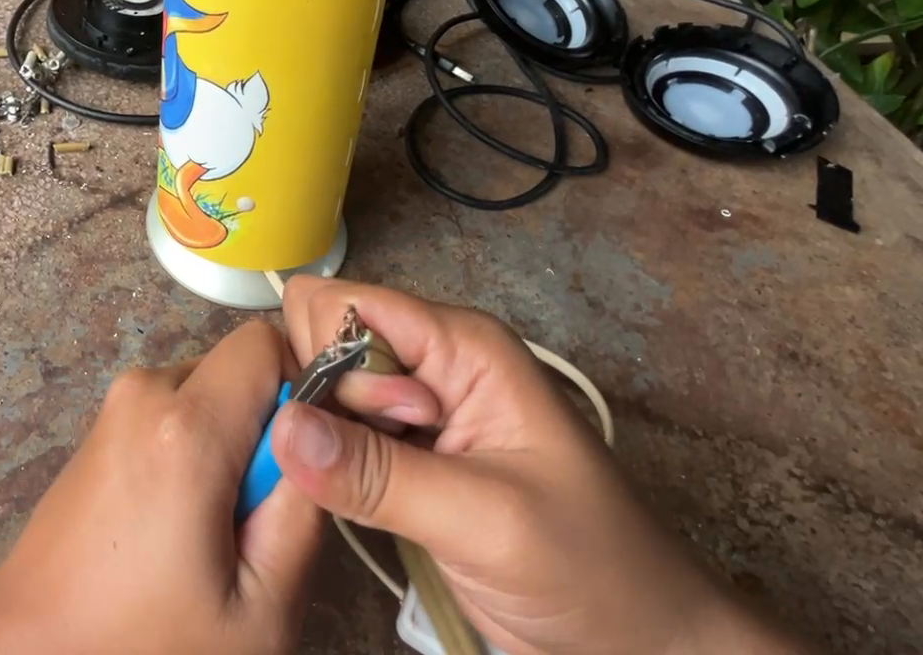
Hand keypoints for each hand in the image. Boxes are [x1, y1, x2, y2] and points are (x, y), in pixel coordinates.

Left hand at [0, 321, 321, 654]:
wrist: (32, 643)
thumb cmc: (148, 640)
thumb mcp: (258, 607)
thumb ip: (303, 510)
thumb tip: (319, 439)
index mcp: (185, 424)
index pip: (266, 343)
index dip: (301, 388)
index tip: (308, 453)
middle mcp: (144, 391)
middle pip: (236, 370)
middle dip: (261, 426)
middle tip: (252, 510)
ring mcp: (114, 405)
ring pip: (205, 391)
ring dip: (224, 441)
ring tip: (209, 523)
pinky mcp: (100, 425)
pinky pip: (171, 410)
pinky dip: (189, 447)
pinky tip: (173, 517)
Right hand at [269, 277, 805, 654]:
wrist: (641, 638)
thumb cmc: (589, 569)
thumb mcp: (486, 520)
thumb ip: (378, 472)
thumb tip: (281, 426)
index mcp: (458, 341)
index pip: (342, 302)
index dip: (334, 356)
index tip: (374, 424)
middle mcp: (427, 357)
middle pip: (321, 334)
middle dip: (328, 395)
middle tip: (387, 459)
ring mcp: (411, 402)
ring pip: (320, 381)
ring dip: (327, 433)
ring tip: (388, 488)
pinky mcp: (399, 445)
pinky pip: (331, 425)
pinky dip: (328, 456)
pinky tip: (365, 497)